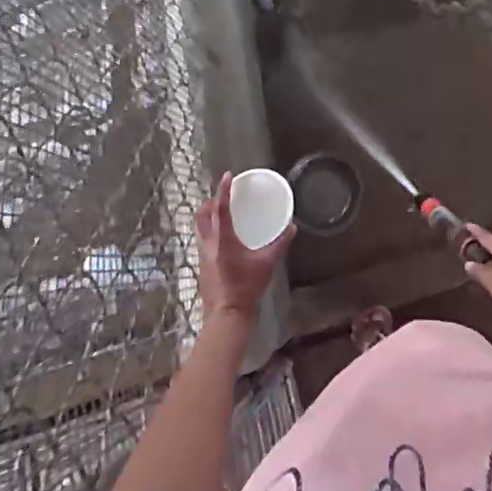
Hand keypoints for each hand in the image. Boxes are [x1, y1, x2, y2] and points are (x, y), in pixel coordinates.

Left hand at [194, 172, 293, 319]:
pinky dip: (210, 229)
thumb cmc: (246, 286)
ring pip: (200, 226)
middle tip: (223, 195)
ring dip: (208, 215)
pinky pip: (203, 238)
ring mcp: (203, 254)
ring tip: (222, 212)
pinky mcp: (202, 264)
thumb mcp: (267, 263)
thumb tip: (291, 227)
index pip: (221, 208)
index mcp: (223, 239)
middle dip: (211, 201)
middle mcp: (209, 243)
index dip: (223, 190)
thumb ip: (279, 243)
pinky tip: (222, 236)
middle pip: (202, 214)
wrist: (226, 314)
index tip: (227, 175)